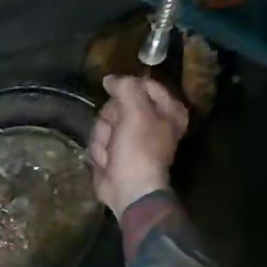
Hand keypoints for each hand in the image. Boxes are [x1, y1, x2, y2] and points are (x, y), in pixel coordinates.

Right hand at [88, 74, 188, 214]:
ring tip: (111, 151)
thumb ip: (127, 90)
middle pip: (118, 105)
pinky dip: (99, 150)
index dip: (125, 89)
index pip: (143, 85)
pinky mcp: (115, 150)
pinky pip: (99, 140)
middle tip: (116, 131)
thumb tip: (110, 78)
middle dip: (110, 120)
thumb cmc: (138, 150)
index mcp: (167, 109)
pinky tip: (106, 160)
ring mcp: (131, 136)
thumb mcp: (136, 115)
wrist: (128, 188)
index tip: (112, 95)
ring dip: (102, 138)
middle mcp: (151, 120)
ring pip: (104, 123)